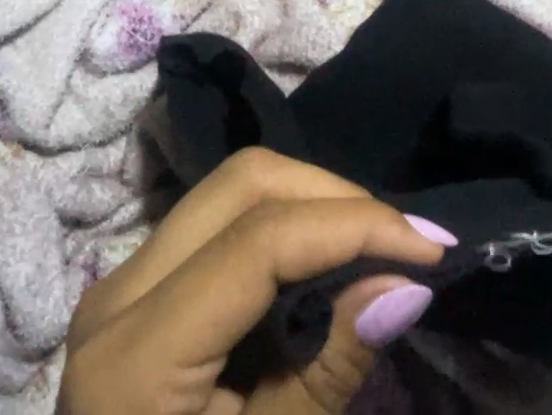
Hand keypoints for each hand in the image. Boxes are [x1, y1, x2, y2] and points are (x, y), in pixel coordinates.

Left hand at [59, 147, 455, 414]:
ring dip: (312, 202)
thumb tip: (405, 283)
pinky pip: (217, 218)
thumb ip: (330, 367)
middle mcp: (119, 289)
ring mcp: (122, 278)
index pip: (257, 241)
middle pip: (242, 183)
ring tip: (375, 248)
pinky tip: (324, 259)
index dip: (353, 227)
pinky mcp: (138, 280)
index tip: (433, 248)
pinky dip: (283, 222)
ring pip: (229, 188)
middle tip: (405, 244)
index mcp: (137, 354)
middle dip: (335, 198)